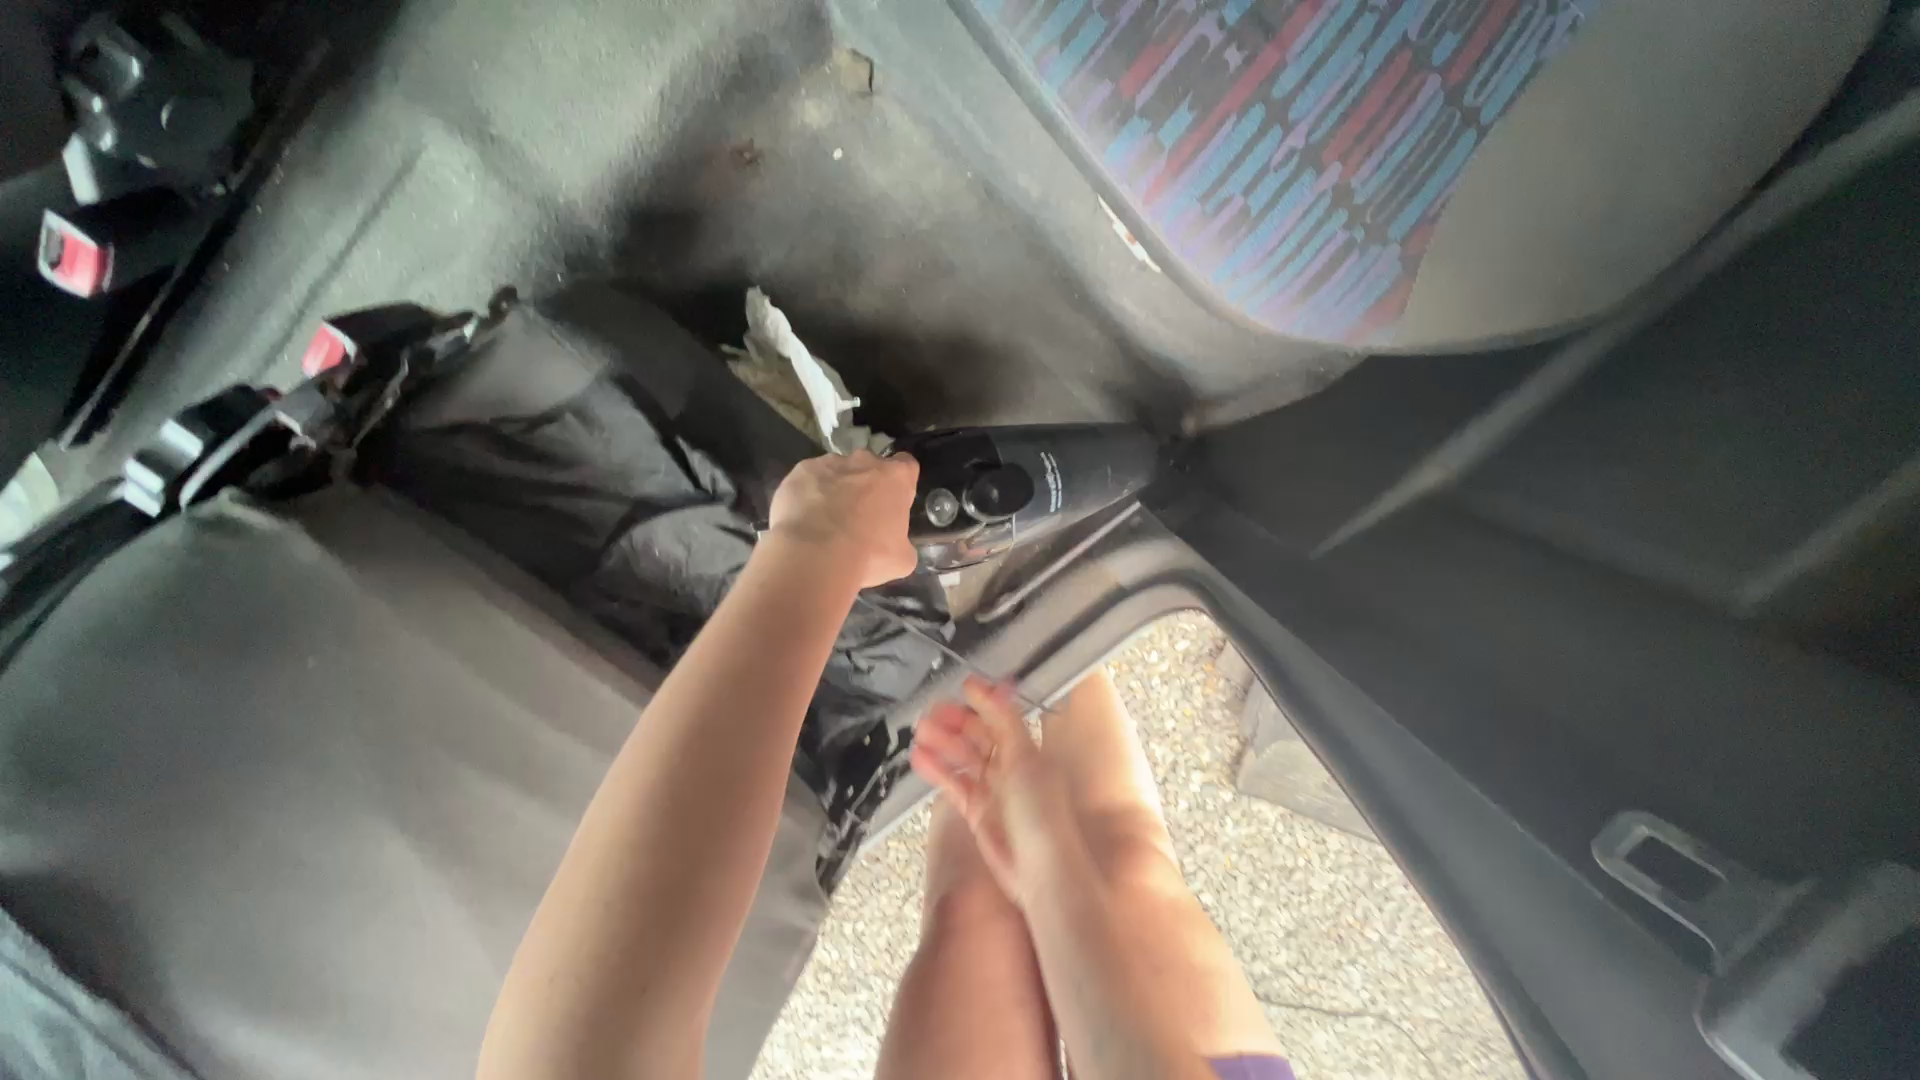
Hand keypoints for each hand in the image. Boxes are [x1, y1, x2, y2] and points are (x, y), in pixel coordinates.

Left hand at [766, 450, 920, 588]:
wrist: (815, 555)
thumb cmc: (868, 556)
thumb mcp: (902, 559)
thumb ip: (902, 542)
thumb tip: (896, 545)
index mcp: (895, 477)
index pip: (906, 466)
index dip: (899, 484)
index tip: (892, 503)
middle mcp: (864, 461)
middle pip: (869, 467)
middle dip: (865, 487)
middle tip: (858, 518)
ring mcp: (829, 463)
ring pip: (836, 472)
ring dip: (834, 490)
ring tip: (825, 523)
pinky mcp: (800, 472)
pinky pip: (807, 480)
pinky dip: (807, 495)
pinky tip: (804, 520)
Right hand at [910, 678, 1080, 903]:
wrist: (1041, 870)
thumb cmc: (1041, 812)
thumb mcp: (1025, 757)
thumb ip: (1006, 721)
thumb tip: (997, 685)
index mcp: (1028, 750)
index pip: (1001, 718)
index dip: (983, 701)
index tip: (963, 685)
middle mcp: (1011, 768)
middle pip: (979, 737)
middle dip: (957, 721)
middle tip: (932, 709)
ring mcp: (993, 790)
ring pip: (963, 759)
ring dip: (943, 742)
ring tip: (920, 729)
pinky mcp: (977, 813)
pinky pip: (953, 785)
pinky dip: (937, 770)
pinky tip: (919, 756)